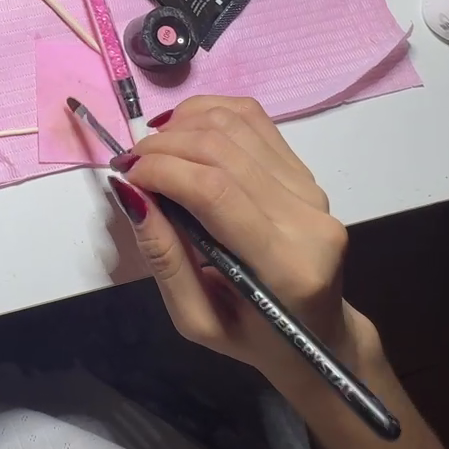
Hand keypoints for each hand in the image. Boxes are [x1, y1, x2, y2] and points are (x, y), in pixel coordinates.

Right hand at [111, 97, 370, 377]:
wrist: (323, 335)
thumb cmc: (254, 337)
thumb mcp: (196, 321)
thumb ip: (164, 258)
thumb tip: (130, 193)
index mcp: (285, 266)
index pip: (213, 191)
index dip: (160, 171)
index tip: (126, 177)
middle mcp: (307, 219)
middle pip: (220, 149)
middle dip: (160, 146)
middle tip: (130, 164)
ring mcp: (311, 189)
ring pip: (233, 123)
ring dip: (179, 124)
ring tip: (153, 149)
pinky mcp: (305, 171)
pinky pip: (250, 117)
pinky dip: (205, 112)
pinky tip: (181, 129)